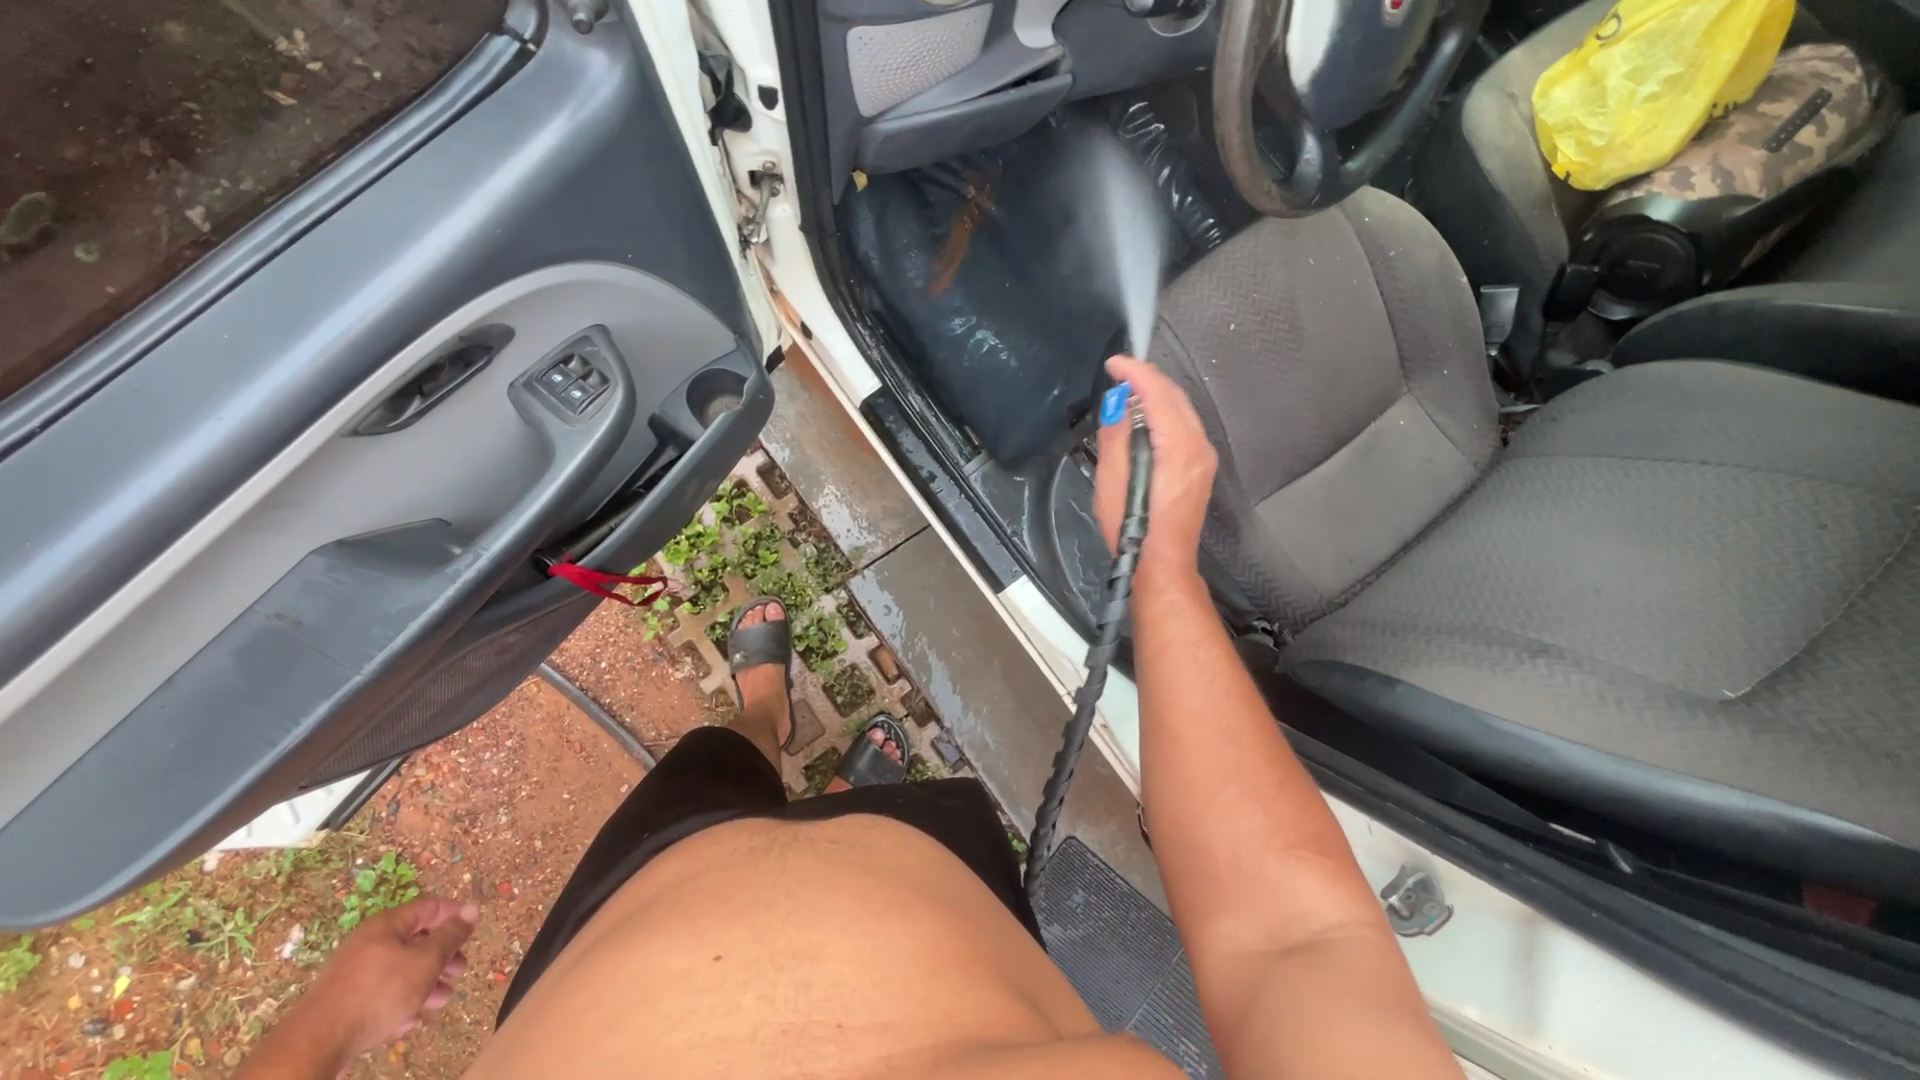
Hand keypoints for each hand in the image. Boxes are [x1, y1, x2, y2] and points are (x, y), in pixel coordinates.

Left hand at [238, 898, 475, 1077]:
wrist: (317, 1043)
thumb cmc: (379, 992)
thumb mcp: (426, 961)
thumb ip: (451, 935)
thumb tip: (472, 909)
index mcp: (387, 926)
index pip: (429, 907)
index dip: (455, 914)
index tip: (473, 930)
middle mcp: (369, 943)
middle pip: (416, 941)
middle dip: (442, 957)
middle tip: (459, 972)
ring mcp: (354, 973)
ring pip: (401, 970)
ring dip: (426, 983)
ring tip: (440, 1001)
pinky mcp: (346, 1001)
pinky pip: (382, 993)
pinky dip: (401, 1002)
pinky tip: (409, 1021)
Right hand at [1093, 355, 1217, 585]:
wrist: (1161, 564)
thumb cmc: (1133, 529)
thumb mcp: (1113, 480)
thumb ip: (1117, 435)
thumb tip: (1118, 403)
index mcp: (1177, 446)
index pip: (1158, 393)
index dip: (1135, 372)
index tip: (1114, 363)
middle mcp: (1198, 446)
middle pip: (1175, 396)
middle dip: (1147, 378)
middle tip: (1119, 372)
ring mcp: (1203, 458)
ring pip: (1182, 409)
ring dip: (1156, 394)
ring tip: (1128, 391)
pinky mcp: (1200, 469)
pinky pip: (1185, 426)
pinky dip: (1165, 412)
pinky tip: (1146, 417)